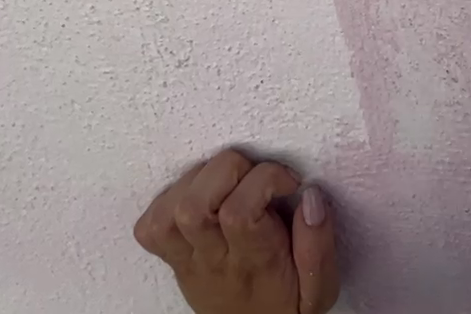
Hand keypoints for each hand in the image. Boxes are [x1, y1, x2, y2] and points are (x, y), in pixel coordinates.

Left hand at [133, 147, 340, 313]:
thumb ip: (319, 247)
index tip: (290, 182)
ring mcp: (186, 260)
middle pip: (194, 205)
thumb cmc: (287, 304)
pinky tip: (201, 195)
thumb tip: (310, 196)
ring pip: (169, 211)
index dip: (267, 179)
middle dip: (228, 169)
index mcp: (253, 263)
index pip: (239, 212)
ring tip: (230, 181)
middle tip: (254, 174)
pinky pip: (150, 225)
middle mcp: (213, 260)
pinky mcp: (172, 258)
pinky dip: (170, 200)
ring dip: (199, 180)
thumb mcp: (318, 291)